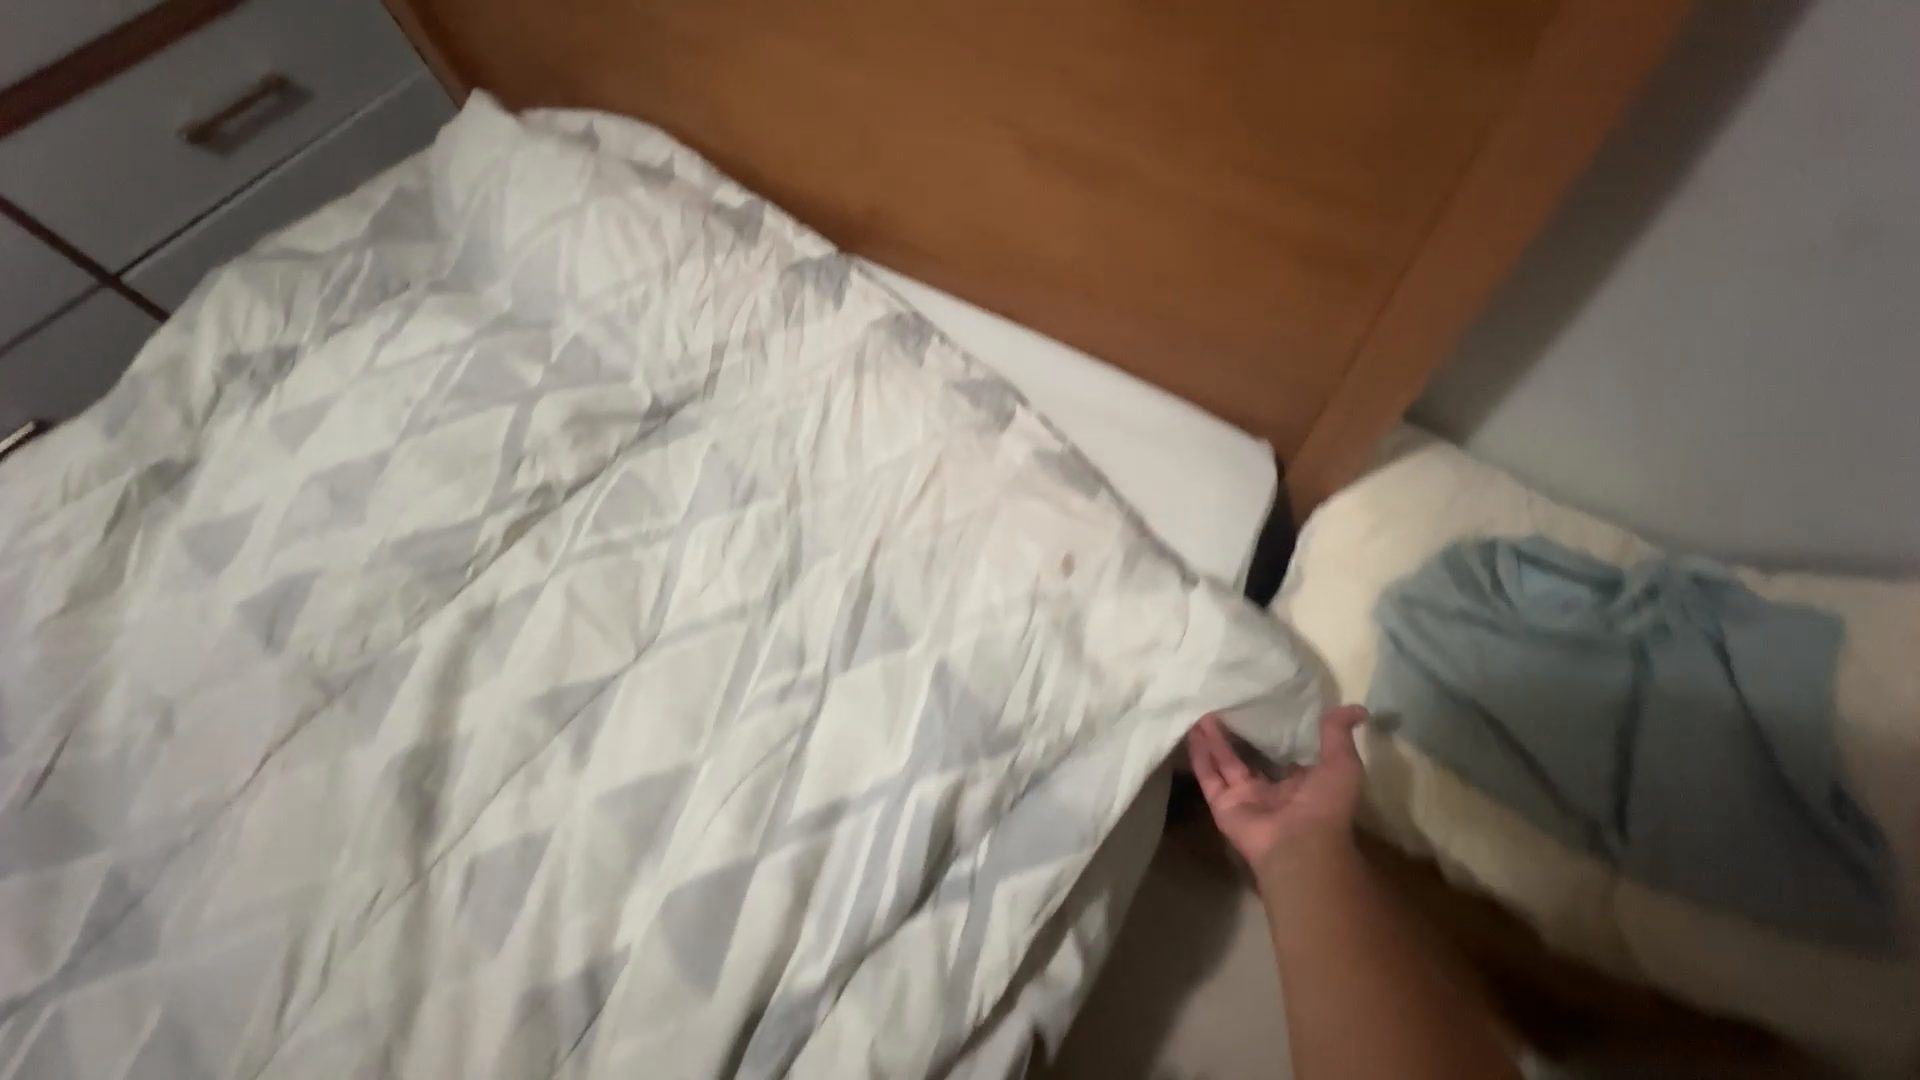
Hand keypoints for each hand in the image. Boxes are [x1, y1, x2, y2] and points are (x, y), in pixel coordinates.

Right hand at [1186, 706, 1367, 877]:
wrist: (1299, 845)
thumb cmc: (1324, 805)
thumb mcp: (1341, 764)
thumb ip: (1338, 735)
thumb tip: (1356, 708)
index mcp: (1300, 785)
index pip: (1284, 756)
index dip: (1275, 734)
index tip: (1264, 709)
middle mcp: (1270, 791)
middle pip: (1248, 757)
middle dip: (1236, 734)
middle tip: (1225, 706)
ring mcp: (1244, 798)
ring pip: (1224, 763)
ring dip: (1214, 739)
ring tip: (1202, 712)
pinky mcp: (1222, 805)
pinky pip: (1208, 776)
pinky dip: (1199, 755)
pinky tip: (1192, 732)